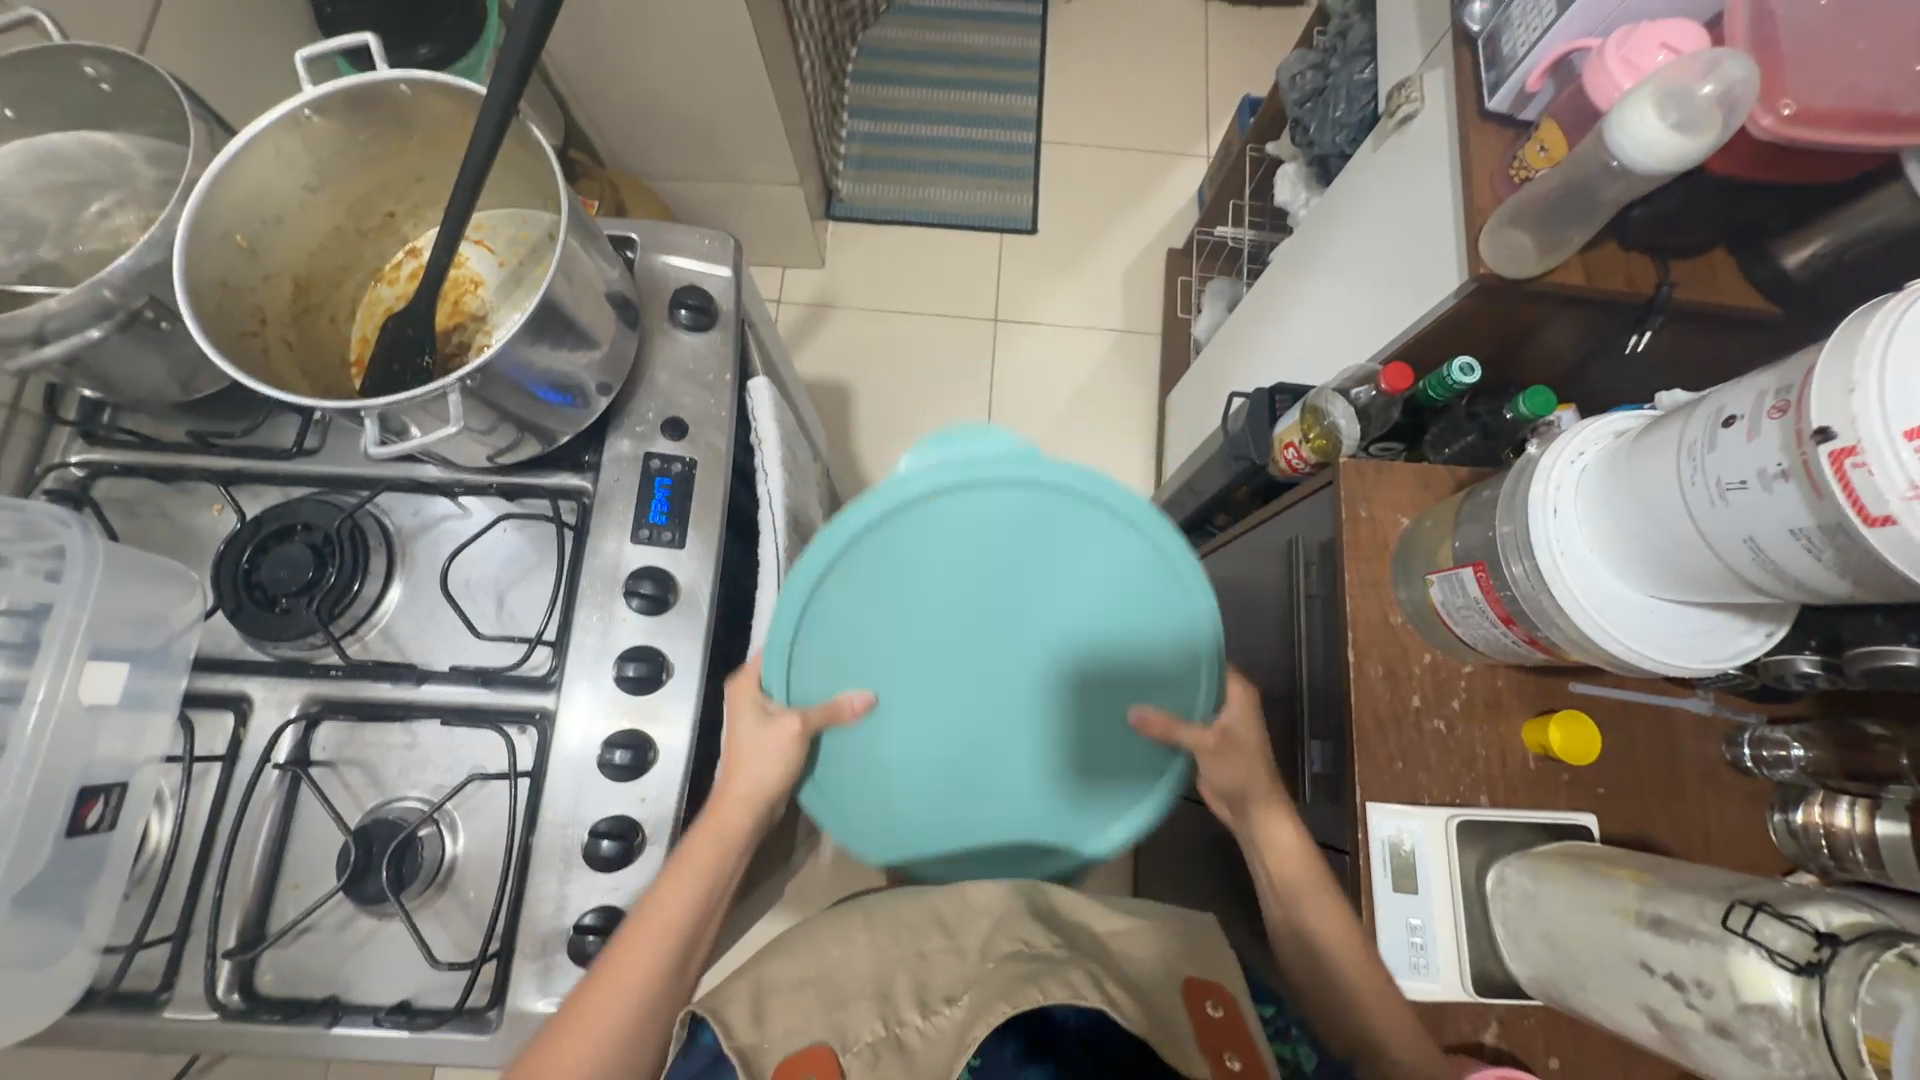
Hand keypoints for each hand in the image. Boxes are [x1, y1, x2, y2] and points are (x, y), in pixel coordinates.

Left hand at [710, 656, 875, 828]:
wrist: (746, 810)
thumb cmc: (762, 760)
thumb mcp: (799, 728)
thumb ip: (833, 709)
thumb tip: (871, 695)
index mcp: (746, 683)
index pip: (778, 649)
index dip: (804, 641)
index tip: (834, 634)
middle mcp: (750, 694)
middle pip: (789, 671)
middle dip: (817, 667)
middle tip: (851, 655)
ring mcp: (761, 715)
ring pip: (796, 694)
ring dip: (819, 691)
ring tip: (852, 676)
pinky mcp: (773, 734)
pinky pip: (799, 714)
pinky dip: (818, 711)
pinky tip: (844, 706)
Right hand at [1130, 666, 1290, 835]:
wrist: (1253, 813)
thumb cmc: (1240, 770)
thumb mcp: (1205, 743)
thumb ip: (1168, 726)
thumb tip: (1130, 711)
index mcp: (1237, 693)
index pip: (1209, 662)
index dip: (1184, 655)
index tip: (1153, 648)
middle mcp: (1227, 703)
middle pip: (1194, 683)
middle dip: (1168, 679)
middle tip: (1133, 667)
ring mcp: (1215, 723)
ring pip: (1185, 705)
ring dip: (1164, 703)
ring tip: (1129, 688)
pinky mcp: (1203, 742)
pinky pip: (1180, 726)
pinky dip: (1164, 724)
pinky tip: (1137, 717)